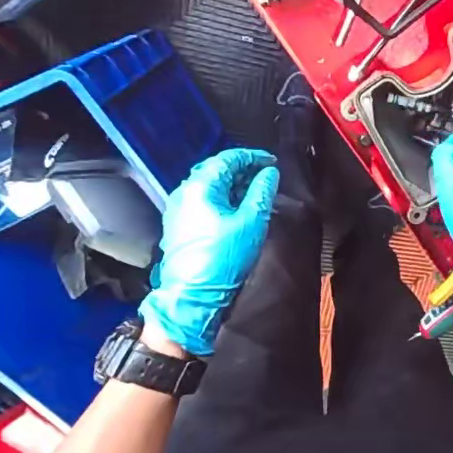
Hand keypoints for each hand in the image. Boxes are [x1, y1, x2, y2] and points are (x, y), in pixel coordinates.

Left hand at [139, 148, 279, 356]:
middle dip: (243, 169)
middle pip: (216, 170)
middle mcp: (184, 193)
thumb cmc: (224, 258)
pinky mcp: (180, 225)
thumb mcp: (252, 222)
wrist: (193, 296)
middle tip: (267, 175)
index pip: (227, 159)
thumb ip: (262, 192)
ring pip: (209, 185)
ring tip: (256, 191)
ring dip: (233, 184)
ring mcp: (179, 210)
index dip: (253, 157)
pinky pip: (203, 200)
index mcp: (200, 187)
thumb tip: (269, 173)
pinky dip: (223, 197)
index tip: (273, 163)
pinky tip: (239, 207)